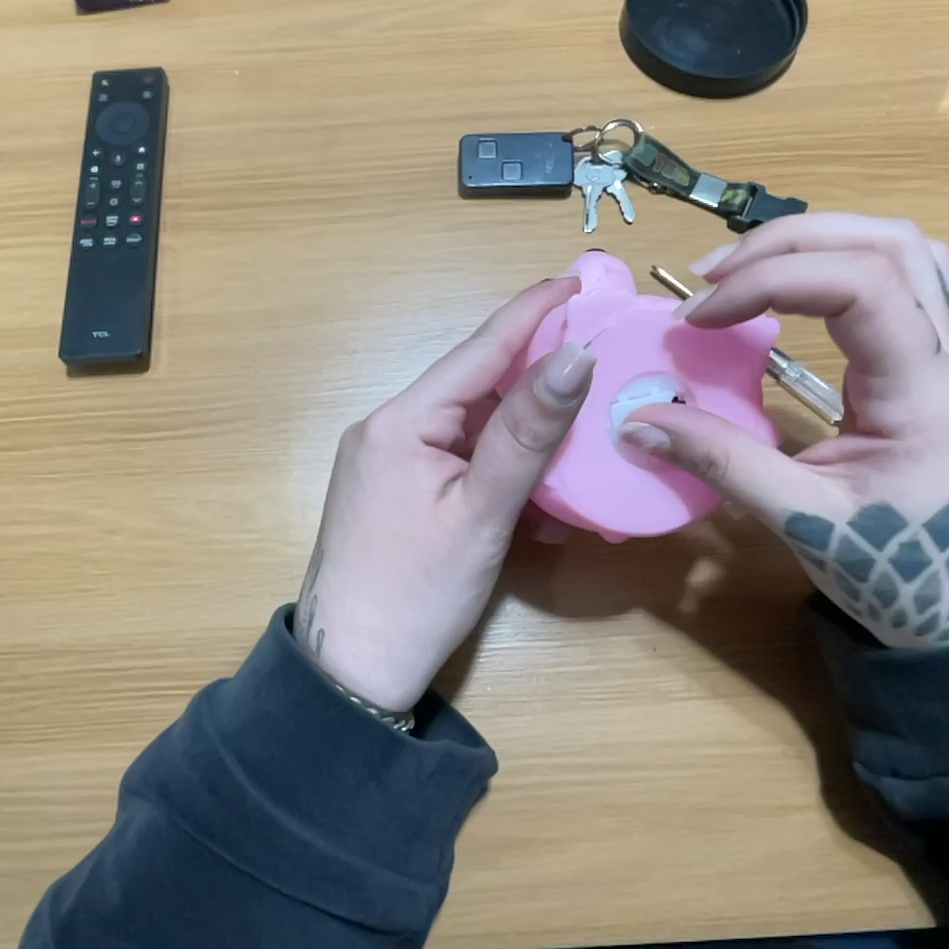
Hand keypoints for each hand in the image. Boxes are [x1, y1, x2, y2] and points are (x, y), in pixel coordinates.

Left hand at [295, 278, 595, 711]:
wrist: (350, 669)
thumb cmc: (417, 595)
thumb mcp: (482, 513)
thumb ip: (526, 433)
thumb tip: (573, 354)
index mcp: (401, 422)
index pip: (477, 350)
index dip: (530, 311)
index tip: (578, 278)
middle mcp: (388, 428)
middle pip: (473, 383)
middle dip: (534, 366)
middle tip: (598, 343)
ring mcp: (388, 460)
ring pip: (469, 422)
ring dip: (523, 421)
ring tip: (584, 407)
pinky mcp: (395, 489)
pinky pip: (457, 457)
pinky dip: (499, 460)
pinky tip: (541, 471)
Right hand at [621, 213, 948, 647]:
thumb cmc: (890, 568)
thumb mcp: (800, 520)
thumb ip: (721, 463)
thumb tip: (636, 421)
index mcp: (920, 390)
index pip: (861, 285)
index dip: (769, 281)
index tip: (697, 319)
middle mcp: (940, 355)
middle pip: (886, 242)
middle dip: (786, 242)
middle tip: (709, 278)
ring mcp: (935, 352)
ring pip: (897, 248)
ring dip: (814, 240)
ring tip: (739, 271)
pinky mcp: (913, 359)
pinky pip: (890, 278)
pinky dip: (832, 264)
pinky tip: (786, 289)